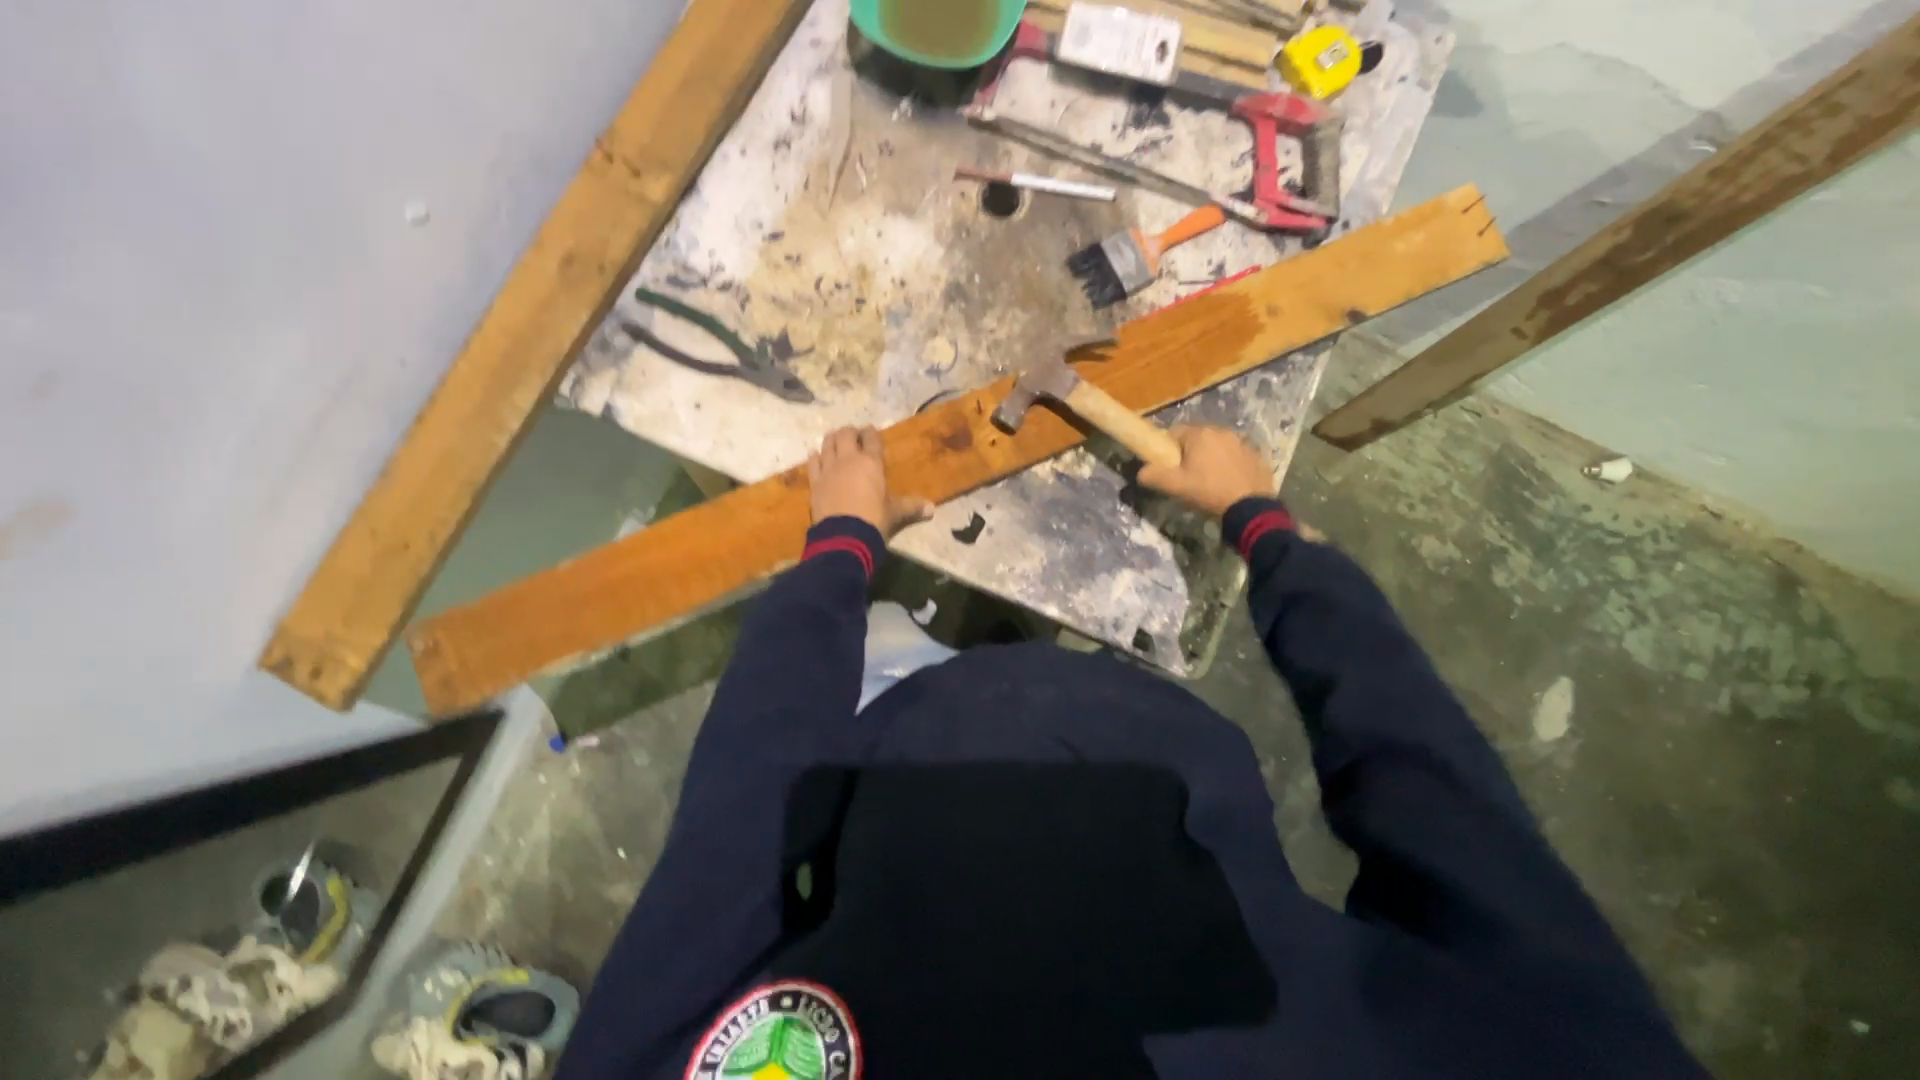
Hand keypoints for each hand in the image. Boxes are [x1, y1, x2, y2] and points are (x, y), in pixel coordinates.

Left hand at [807, 426, 933, 535]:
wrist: (844, 536)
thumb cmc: (874, 520)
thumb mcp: (895, 513)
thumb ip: (912, 508)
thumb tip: (932, 509)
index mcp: (871, 462)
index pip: (871, 438)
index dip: (871, 432)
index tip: (870, 431)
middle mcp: (848, 460)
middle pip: (845, 434)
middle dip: (850, 432)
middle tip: (854, 436)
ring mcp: (828, 469)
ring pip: (827, 444)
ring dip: (831, 440)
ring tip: (835, 442)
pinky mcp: (814, 482)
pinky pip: (812, 462)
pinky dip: (815, 457)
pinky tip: (816, 456)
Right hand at [1137, 425, 1275, 517]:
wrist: (1250, 508)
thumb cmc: (1208, 492)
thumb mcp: (1175, 486)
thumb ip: (1153, 476)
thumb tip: (1141, 472)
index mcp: (1200, 434)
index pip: (1174, 433)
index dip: (1167, 449)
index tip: (1168, 467)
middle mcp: (1222, 431)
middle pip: (1197, 438)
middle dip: (1190, 453)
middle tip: (1187, 476)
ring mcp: (1242, 442)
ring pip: (1217, 446)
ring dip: (1211, 458)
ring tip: (1209, 481)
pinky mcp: (1256, 456)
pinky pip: (1235, 456)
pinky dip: (1229, 465)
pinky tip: (1228, 483)